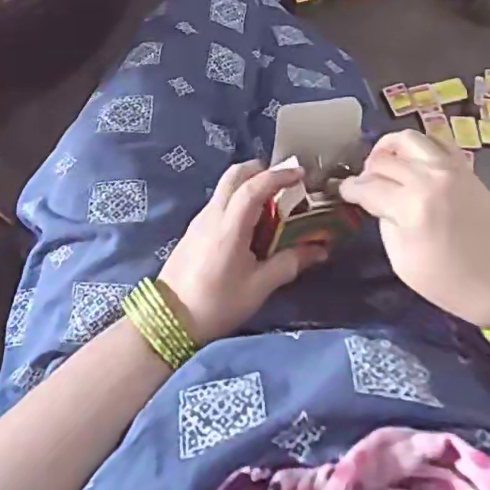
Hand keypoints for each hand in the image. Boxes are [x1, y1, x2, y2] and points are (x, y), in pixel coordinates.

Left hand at [158, 160, 326, 342]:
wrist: (169, 319)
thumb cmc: (217, 303)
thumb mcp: (258, 287)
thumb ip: (289, 263)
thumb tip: (319, 250)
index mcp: (229, 225)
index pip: (254, 187)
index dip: (279, 176)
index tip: (300, 174)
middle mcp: (212, 214)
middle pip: (235, 175)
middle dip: (261, 170)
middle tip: (285, 181)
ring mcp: (200, 220)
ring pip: (225, 187)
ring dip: (249, 185)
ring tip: (273, 205)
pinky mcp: (194, 230)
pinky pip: (220, 203)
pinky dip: (238, 200)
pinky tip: (251, 224)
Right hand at [338, 131, 489, 328]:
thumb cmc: (456, 286)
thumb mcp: (405, 264)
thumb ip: (387, 225)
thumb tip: (380, 204)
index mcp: (411, 206)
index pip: (368, 187)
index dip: (350, 190)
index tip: (343, 194)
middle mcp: (429, 178)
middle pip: (383, 160)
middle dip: (366, 172)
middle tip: (362, 187)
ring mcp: (451, 169)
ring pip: (408, 139)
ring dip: (388, 149)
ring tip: (382, 166)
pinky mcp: (466, 169)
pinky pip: (436, 142)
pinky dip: (417, 146)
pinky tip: (411, 162)